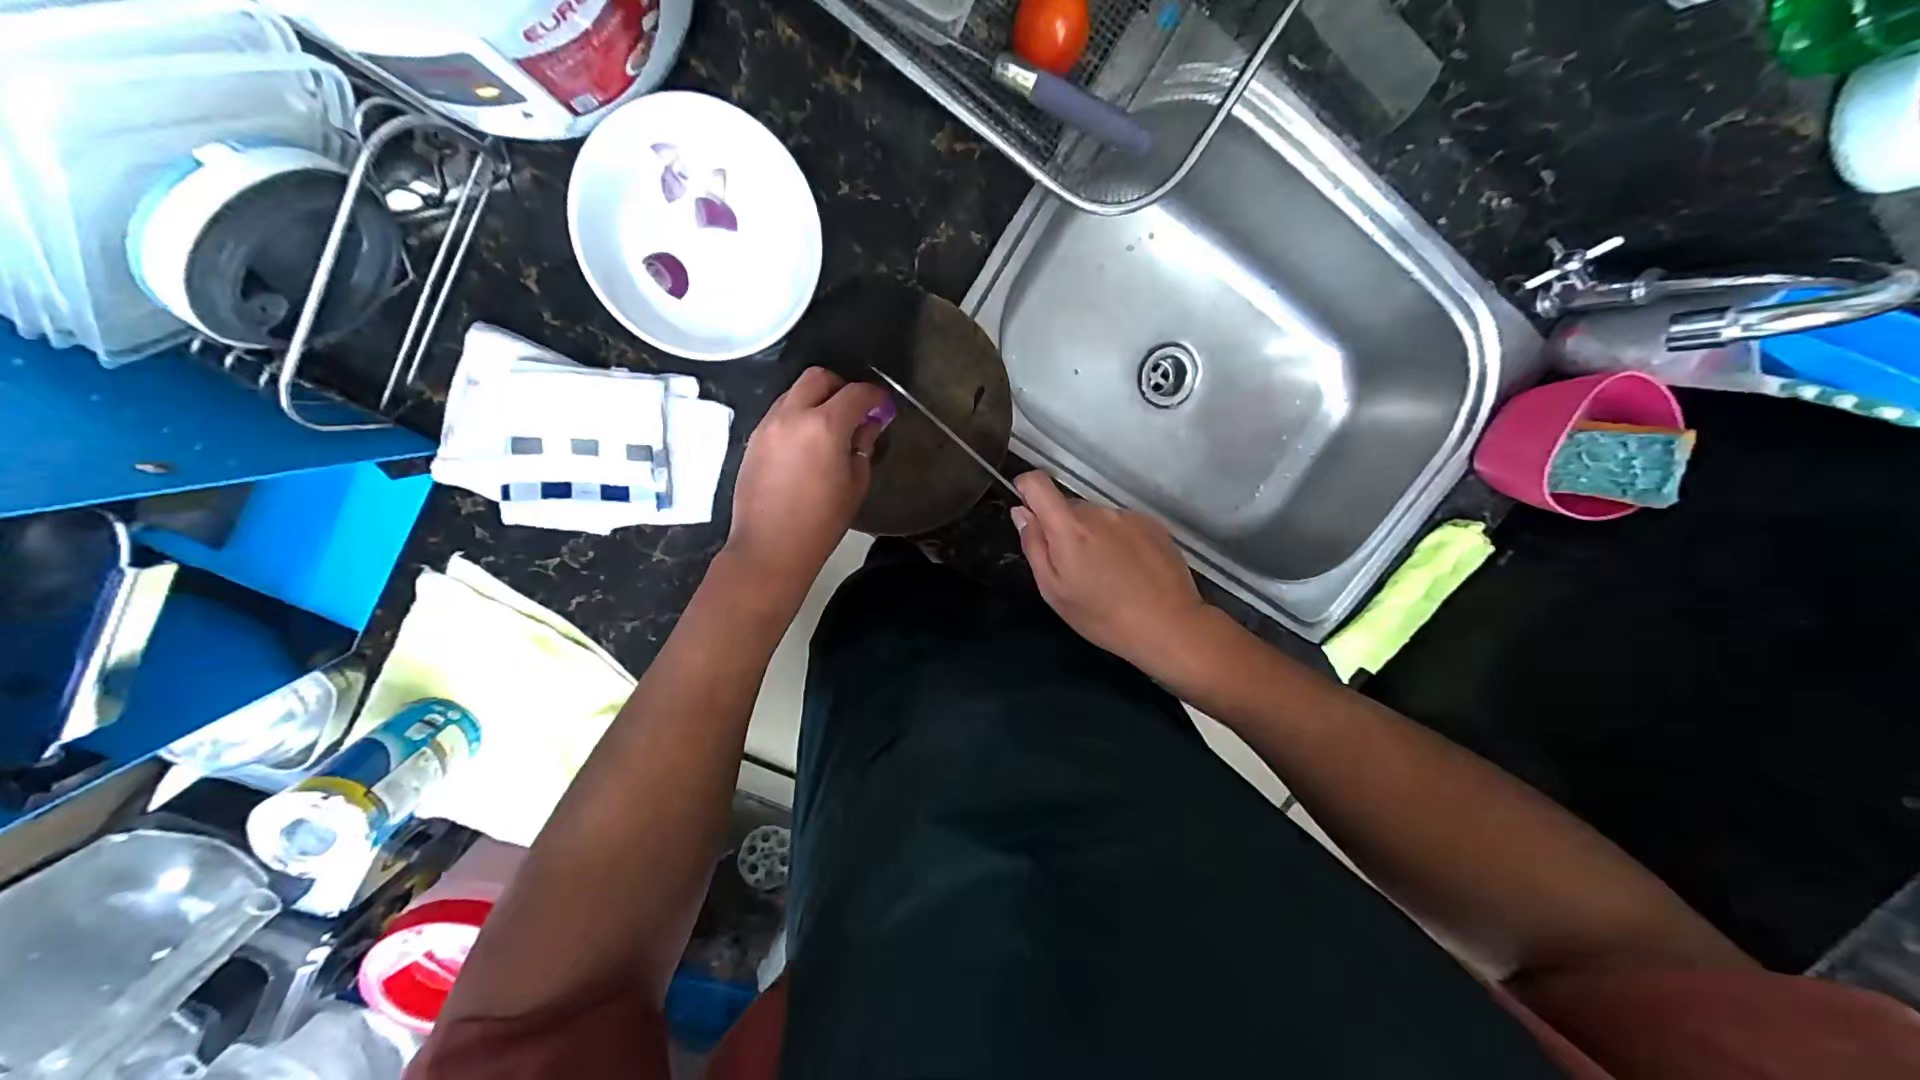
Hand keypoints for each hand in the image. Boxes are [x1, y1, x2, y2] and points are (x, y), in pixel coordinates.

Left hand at [725, 367, 891, 589]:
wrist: (770, 548)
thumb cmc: (820, 522)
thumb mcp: (855, 484)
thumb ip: (862, 446)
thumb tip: (868, 425)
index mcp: (824, 426)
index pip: (856, 393)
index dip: (875, 395)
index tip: (883, 405)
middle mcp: (792, 416)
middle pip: (819, 378)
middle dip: (842, 387)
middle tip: (855, 409)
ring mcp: (767, 425)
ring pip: (794, 392)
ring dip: (816, 399)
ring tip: (830, 426)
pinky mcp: (753, 439)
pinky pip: (779, 412)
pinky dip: (797, 415)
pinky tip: (807, 441)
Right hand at [1012, 471, 1213, 669]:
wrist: (1169, 625)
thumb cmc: (1103, 616)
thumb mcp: (1054, 590)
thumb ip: (1034, 546)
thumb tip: (1022, 512)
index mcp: (1070, 527)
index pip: (1038, 483)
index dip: (1026, 489)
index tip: (1027, 509)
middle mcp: (1099, 512)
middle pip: (1068, 507)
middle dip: (1064, 529)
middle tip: (1074, 568)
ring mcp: (1129, 516)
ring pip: (1097, 518)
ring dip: (1093, 536)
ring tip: (1106, 574)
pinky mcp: (1153, 524)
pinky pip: (1122, 524)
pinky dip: (1118, 541)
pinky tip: (1129, 570)